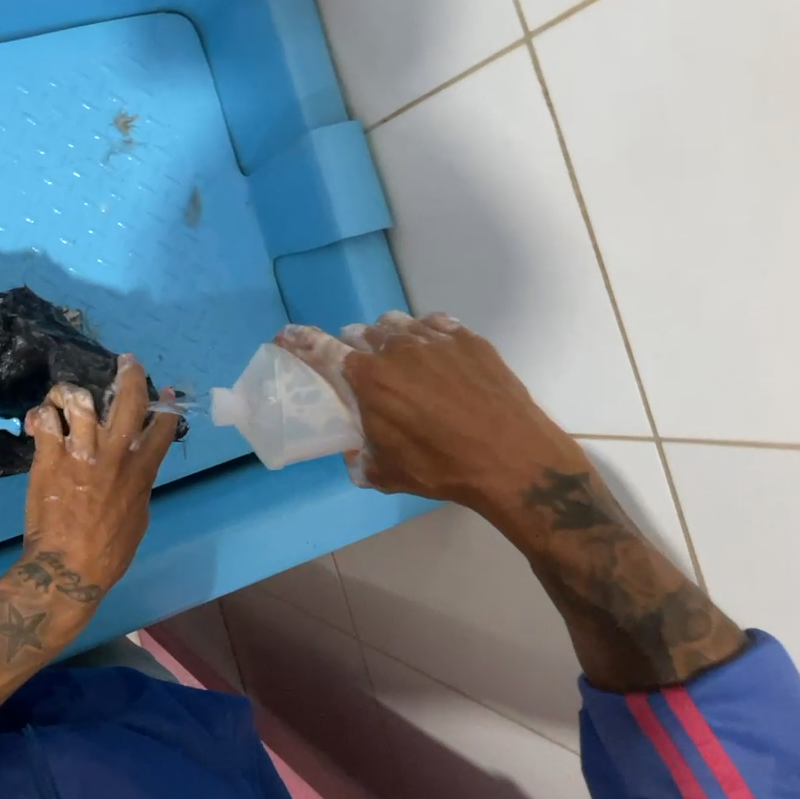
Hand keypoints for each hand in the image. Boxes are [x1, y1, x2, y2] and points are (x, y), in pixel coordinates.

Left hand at [18, 355, 180, 599]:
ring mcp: (80, 452)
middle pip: (128, 400)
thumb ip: (138, 485)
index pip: (162, 429)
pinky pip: (45, 420)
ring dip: (71, 392)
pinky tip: (40, 420)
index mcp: (140, 471)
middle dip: (129, 374)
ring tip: (65, 395)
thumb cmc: (108, 551)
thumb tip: (135, 469)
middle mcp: (114, 454)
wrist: (68, 567)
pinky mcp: (49, 457)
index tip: (166, 393)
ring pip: (80, 400)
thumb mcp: (138, 517)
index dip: (167, 407)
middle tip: (126, 362)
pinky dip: (41, 415)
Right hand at [279, 311, 586, 512]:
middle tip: (361, 369)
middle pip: (361, 334)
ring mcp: (435, 339)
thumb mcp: (387, 474)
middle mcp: (396, 349)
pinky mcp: (469, 339)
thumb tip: (354, 454)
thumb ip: (361, 459)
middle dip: (353, 347)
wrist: (514, 461)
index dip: (299, 340)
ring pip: (397, 324)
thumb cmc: (442, 468)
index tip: (285, 335)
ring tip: (398, 357)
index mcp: (368, 379)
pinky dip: (426, 334)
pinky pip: (436, 324)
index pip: (322, 349)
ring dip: (387, 337)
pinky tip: (434, 353)